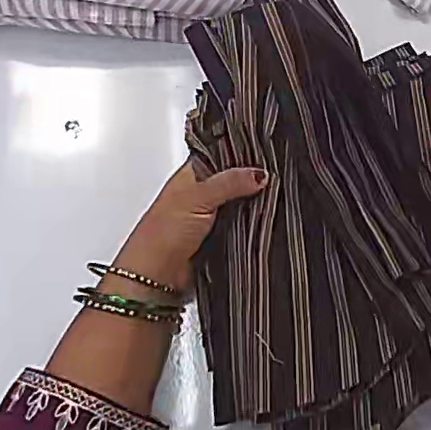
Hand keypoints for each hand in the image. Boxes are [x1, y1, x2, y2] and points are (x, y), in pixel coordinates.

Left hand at [111, 162, 266, 292]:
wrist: (156, 277)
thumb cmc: (161, 234)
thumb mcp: (198, 197)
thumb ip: (230, 182)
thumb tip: (260, 174)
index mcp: (193, 172)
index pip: (223, 153)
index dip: (243, 152)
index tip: (267, 152)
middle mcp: (203, 190)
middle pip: (237, 178)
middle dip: (253, 180)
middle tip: (274, 178)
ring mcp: (213, 213)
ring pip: (243, 201)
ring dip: (254, 203)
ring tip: (274, 198)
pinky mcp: (221, 234)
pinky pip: (244, 223)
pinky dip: (253, 223)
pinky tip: (265, 218)